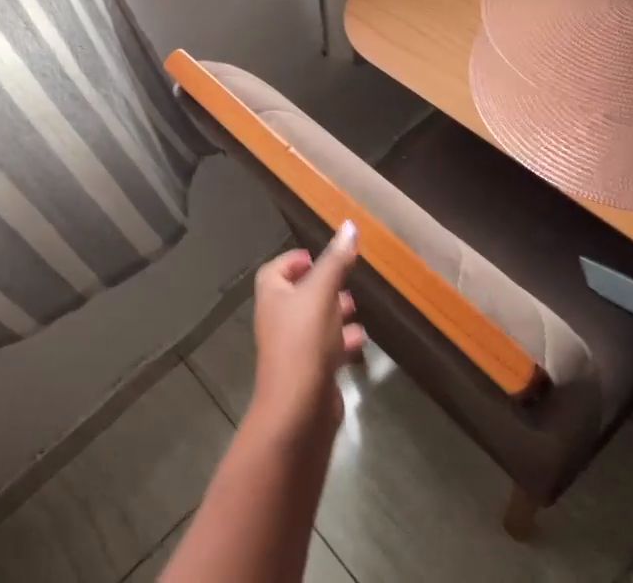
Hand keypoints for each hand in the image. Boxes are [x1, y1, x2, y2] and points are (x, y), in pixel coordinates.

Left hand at [249, 224, 364, 433]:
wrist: (299, 407)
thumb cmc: (304, 341)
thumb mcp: (322, 293)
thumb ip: (336, 261)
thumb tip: (350, 225)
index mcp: (272, 296)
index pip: (275, 270)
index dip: (292, 261)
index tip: (316, 257)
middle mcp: (277, 320)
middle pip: (297, 297)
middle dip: (321, 288)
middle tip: (344, 282)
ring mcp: (292, 349)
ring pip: (314, 324)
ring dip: (334, 315)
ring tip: (355, 309)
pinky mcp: (309, 373)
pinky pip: (326, 350)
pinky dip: (342, 343)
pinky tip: (360, 342)